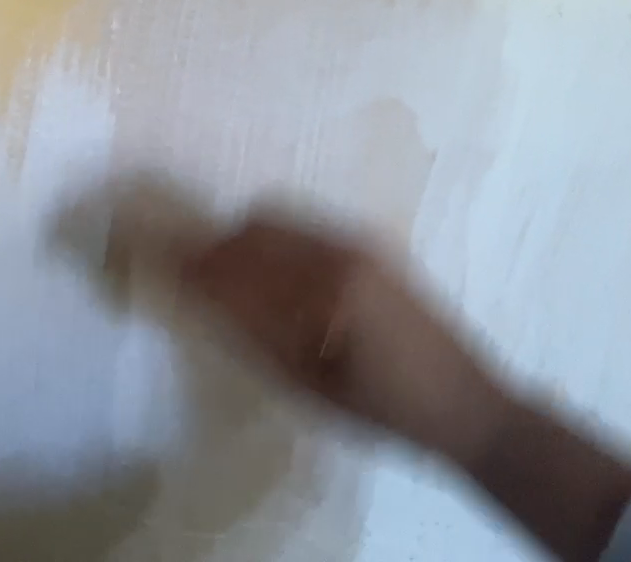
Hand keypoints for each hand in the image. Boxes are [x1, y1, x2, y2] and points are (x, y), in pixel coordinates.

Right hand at [164, 216, 513, 467]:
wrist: (470, 407)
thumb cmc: (385, 411)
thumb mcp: (308, 385)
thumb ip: (252, 332)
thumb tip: (204, 295)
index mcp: (327, 294)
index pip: (241, 272)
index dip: (194, 267)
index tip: (160, 262)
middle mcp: (340, 253)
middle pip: (251, 232)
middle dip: (212, 249)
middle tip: (188, 271)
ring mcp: (356, 241)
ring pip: (271, 220)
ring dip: (237, 240)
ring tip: (222, 270)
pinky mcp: (365, 240)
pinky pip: (298, 223)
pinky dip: (266, 237)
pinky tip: (263, 268)